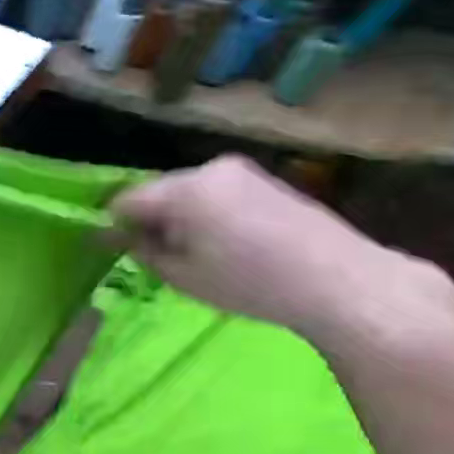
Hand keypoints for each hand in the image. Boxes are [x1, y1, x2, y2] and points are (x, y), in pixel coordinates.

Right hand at [112, 156, 453, 347]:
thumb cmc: (249, 283)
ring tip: (196, 252)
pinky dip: (205, 212)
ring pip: (185, 190)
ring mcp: (239, 170)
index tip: (116, 250)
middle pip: (157, 191)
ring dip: (178, 216)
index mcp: (183, 190)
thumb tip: (118, 236)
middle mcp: (207, 169)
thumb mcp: (182, 275)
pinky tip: (224, 242)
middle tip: (159, 256)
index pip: (125, 200)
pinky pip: (214, 191)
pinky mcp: (263, 179)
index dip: (115, 225)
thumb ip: (142, 250)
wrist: (339, 280)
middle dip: (150, 218)